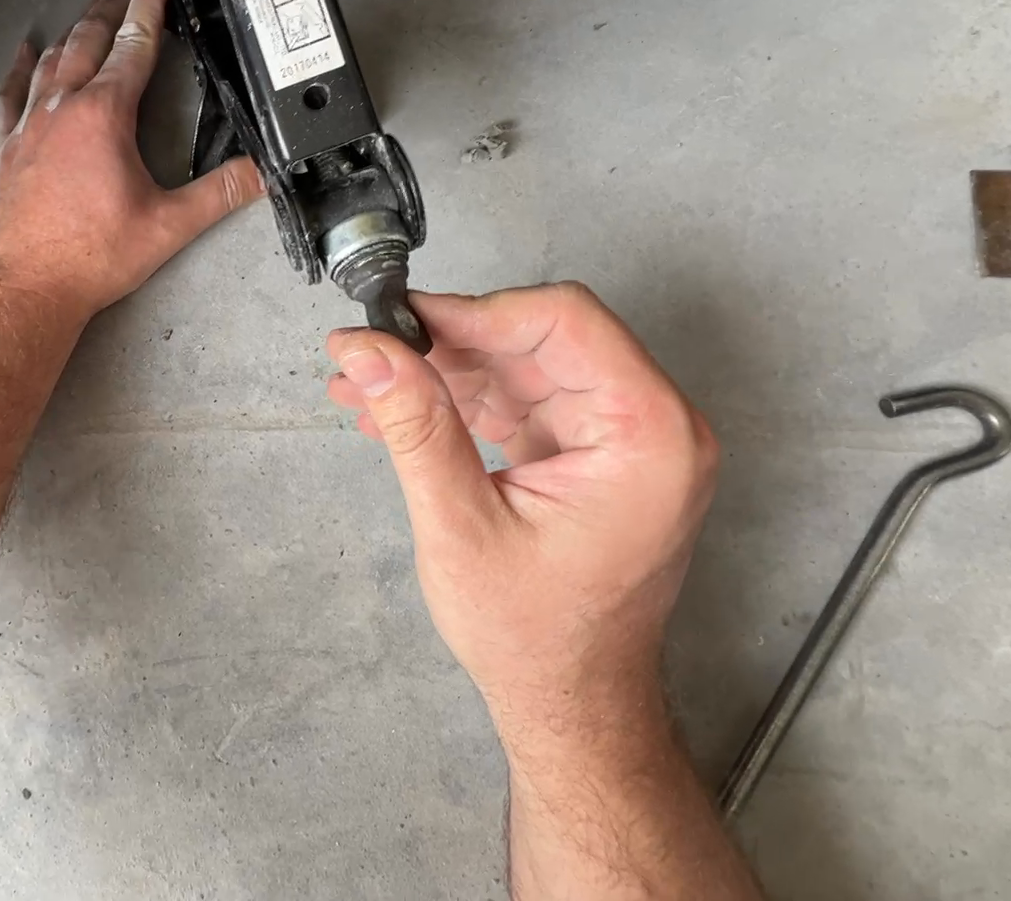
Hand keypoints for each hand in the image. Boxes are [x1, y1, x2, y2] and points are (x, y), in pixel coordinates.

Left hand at [0, 0, 262, 320]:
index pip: (133, 42)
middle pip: (88, 38)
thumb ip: (218, 194)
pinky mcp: (8, 149)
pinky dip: (20, 69)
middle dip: (110, 4)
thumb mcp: (168, 226)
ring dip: (74, 30)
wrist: (32, 286)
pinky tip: (25, 53)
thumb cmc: (94, 256)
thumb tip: (260, 175)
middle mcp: (63, 108)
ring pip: (51, 60)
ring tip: (90, 12)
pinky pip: (10, 96)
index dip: (148, 0)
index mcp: (104, 115)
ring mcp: (30, 126)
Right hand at [325, 284, 718, 743]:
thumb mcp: (461, 525)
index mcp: (646, 436)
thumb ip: (415, 427)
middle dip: (445, 344)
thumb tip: (366, 351)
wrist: (567, 700)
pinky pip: (515, 401)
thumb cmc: (531, 635)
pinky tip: (395, 413)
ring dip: (439, 372)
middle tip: (369, 352)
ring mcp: (615, 437)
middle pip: (536, 339)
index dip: (474, 310)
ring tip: (364, 385)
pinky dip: (455, 401)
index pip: (563, 321)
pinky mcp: (583, 452)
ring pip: (517, 364)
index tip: (400, 321)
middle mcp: (646, 424)